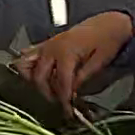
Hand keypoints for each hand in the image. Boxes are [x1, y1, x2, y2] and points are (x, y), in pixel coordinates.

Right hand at [14, 12, 133, 108]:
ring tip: (48, 88)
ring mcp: (46, 45)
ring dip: (34, 80)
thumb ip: (83, 77)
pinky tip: (40, 75)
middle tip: (60, 102)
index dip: (64, 99)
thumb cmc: (107, 41)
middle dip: (48, 93)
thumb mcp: (100, 61)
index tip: (68, 111)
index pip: (60, 81)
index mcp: (66, 52)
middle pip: (39, 77)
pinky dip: (29, 67)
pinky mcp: (45, 44)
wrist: (108, 23)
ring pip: (26, 65)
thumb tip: (71, 93)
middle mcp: (51, 48)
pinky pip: (27, 55)